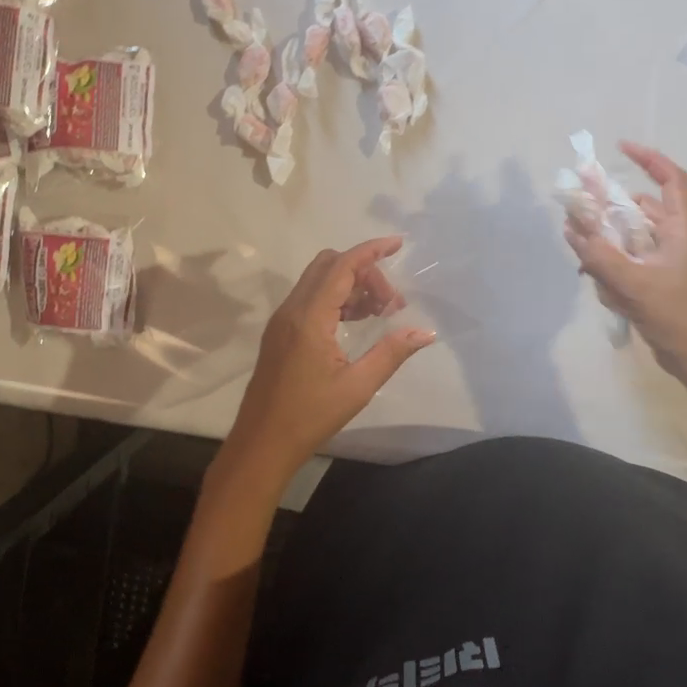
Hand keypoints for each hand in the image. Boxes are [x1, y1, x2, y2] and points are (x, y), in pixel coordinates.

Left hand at [218, 237, 434, 491]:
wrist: (262, 442)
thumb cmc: (310, 416)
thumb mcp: (358, 386)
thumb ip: (391, 353)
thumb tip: (424, 332)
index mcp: (310, 318)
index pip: (342, 267)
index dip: (371, 251)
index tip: (397, 244)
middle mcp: (292, 310)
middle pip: (329, 266)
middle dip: (364, 272)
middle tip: (391, 303)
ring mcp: (282, 321)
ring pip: (318, 281)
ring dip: (350, 286)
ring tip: (379, 314)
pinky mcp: (279, 333)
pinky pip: (309, 299)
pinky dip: (334, 299)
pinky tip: (354, 323)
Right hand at [563, 142, 686, 380]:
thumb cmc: (675, 315)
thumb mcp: (632, 283)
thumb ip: (599, 255)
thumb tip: (573, 229)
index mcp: (683, 229)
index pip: (671, 179)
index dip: (648, 158)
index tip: (620, 148)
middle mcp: (679, 238)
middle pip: (642, 208)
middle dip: (610, 210)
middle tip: (580, 208)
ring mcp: (670, 259)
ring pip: (632, 237)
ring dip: (609, 245)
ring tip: (585, 254)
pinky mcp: (662, 278)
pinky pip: (632, 261)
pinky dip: (615, 267)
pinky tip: (602, 286)